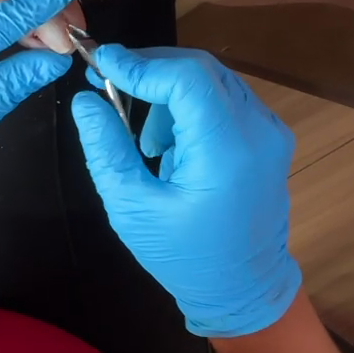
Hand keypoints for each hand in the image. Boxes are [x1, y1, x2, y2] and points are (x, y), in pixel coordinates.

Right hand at [71, 46, 301, 336]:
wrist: (242, 290)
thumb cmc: (184, 256)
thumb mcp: (132, 208)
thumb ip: (106, 149)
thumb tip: (84, 100)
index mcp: (226, 150)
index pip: (185, 78)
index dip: (140, 63)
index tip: (99, 62)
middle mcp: (258, 130)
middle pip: (201, 70)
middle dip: (150, 68)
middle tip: (107, 79)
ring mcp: (270, 132)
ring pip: (213, 81)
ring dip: (168, 91)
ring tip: (142, 138)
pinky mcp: (268, 139)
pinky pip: (224, 101)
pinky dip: (189, 106)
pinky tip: (169, 145)